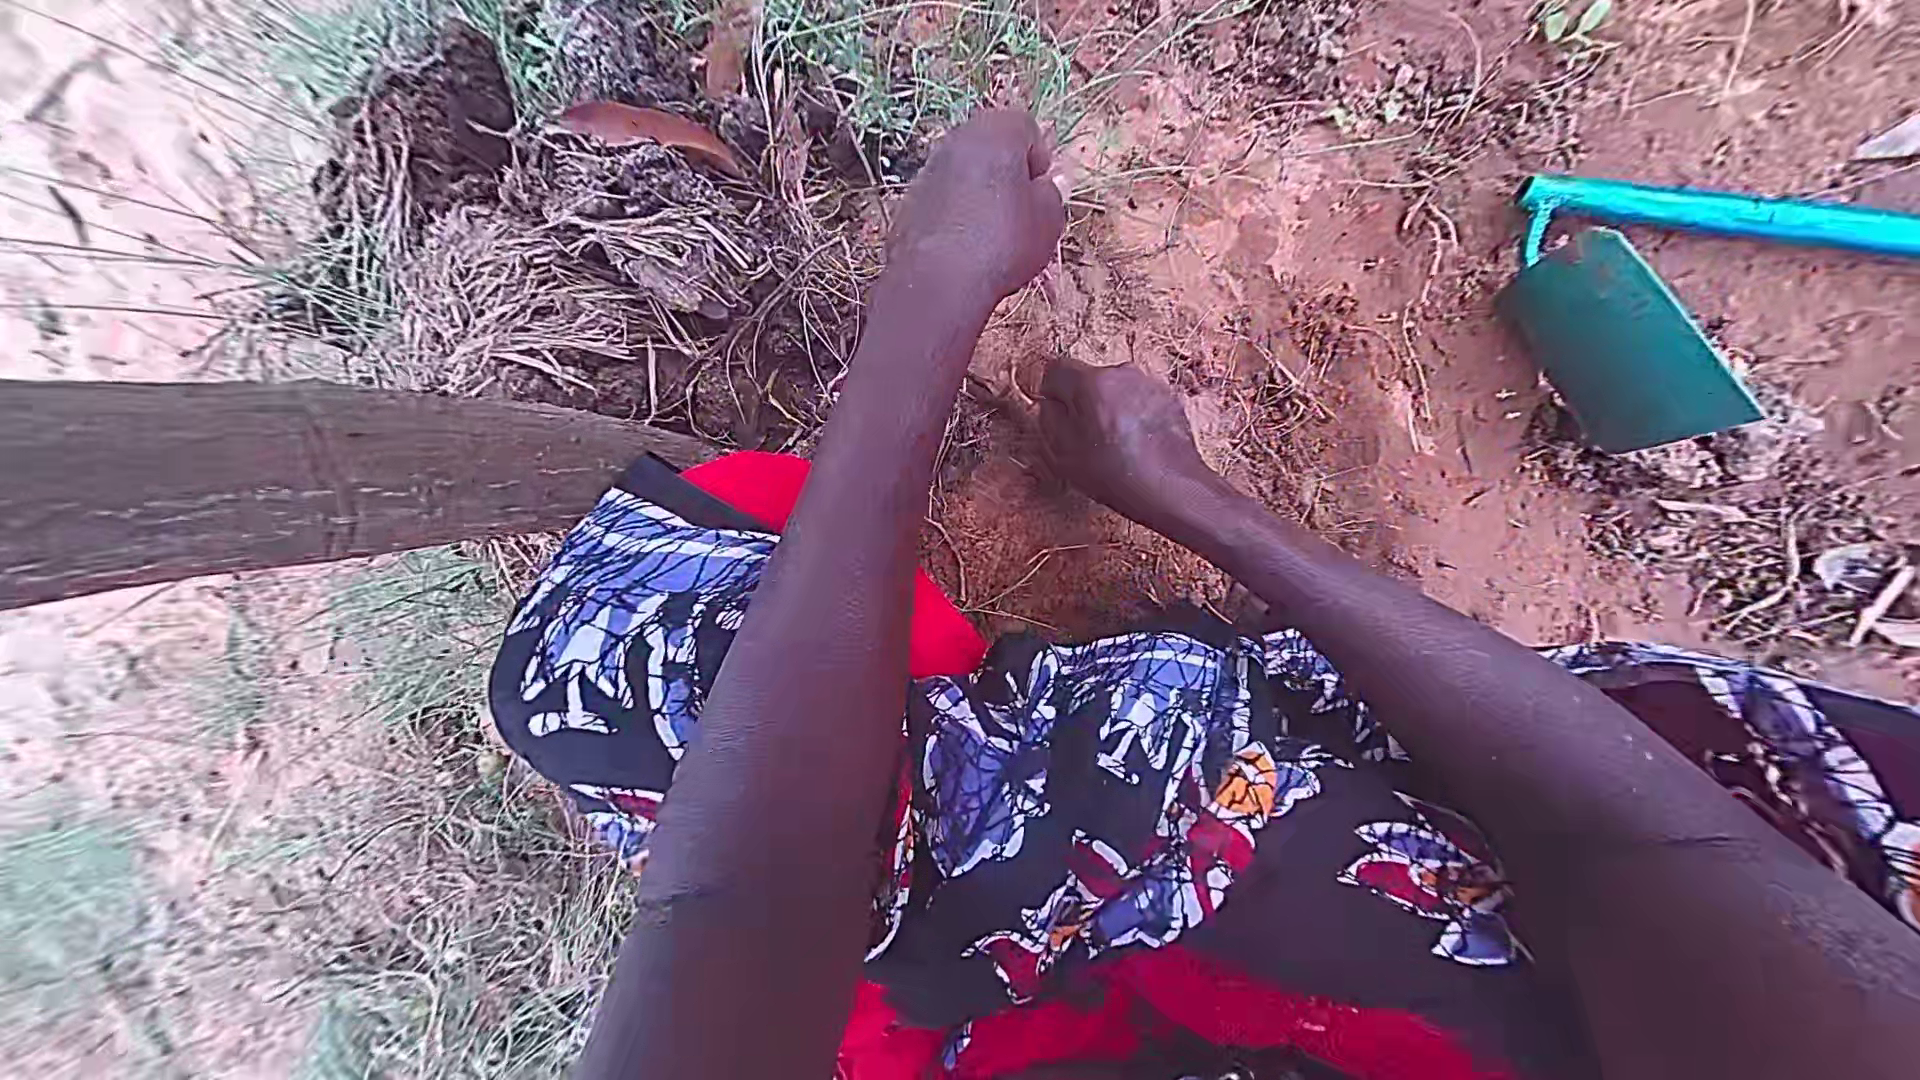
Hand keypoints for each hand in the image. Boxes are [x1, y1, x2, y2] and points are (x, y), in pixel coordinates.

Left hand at [887, 110, 1065, 307]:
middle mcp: (955, 141)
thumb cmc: (1003, 244)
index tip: (1039, 197)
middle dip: (1004, 179)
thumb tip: (1039, 188)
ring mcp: (925, 173)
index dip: (1038, 163)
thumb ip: (1050, 194)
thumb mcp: (1048, 221)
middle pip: (989, 152)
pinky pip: (939, 207)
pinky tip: (960, 253)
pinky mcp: (906, 206)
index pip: (1026, 130)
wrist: (940, 282)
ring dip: (976, 201)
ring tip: (987, 242)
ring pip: (961, 179)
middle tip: (1016, 219)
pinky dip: (951, 222)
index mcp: (995, 131)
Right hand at [1039, 357, 1227, 529]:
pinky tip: (1133, 445)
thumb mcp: (1063, 454)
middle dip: (1082, 402)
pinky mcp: (1169, 399)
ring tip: (1111, 445)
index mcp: (1091, 382)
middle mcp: (1122, 374)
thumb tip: (1050, 406)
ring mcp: (1149, 385)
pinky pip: (1139, 400)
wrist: (1170, 488)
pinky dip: (1133, 416)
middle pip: (1089, 378)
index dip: (1051, 392)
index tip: (1054, 411)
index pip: (1056, 369)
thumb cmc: (1117, 475)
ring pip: (1115, 389)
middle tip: (1083, 437)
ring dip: (1109, 409)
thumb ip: (1049, 420)